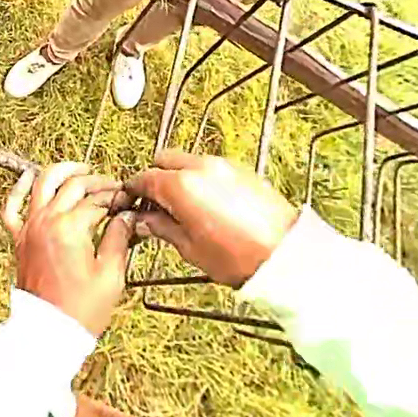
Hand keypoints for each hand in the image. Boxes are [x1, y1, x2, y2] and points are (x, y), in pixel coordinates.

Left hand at [3, 163, 135, 336]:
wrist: (48, 335)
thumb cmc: (79, 311)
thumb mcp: (110, 275)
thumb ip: (118, 239)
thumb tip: (127, 217)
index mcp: (70, 228)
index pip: (97, 201)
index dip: (116, 198)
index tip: (127, 201)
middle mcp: (46, 221)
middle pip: (74, 186)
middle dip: (96, 182)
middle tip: (112, 188)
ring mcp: (30, 227)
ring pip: (43, 183)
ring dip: (63, 172)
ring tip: (80, 169)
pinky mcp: (20, 239)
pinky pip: (12, 206)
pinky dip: (18, 188)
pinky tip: (27, 177)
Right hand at [123, 151, 296, 286]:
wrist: (285, 254)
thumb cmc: (239, 256)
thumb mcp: (190, 248)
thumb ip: (163, 228)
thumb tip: (146, 221)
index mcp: (181, 185)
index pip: (145, 177)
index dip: (134, 190)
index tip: (132, 201)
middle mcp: (200, 167)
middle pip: (164, 159)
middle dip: (155, 176)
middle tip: (155, 202)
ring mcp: (222, 166)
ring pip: (188, 160)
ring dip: (178, 176)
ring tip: (182, 206)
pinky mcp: (241, 170)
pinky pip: (209, 167)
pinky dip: (200, 178)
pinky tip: (205, 203)